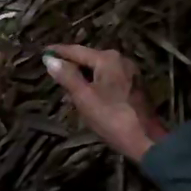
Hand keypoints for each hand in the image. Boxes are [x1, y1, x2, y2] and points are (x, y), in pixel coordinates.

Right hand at [43, 45, 166, 163]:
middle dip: (72, 64)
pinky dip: (95, 83)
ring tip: (66, 82)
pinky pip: (109, 78)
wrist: (146, 139)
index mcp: (108, 58)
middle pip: (90, 58)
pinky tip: (87, 93)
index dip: (59, 51)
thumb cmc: (111, 117)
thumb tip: (50, 59)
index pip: (77, 50)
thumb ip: (67, 76)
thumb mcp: (84, 97)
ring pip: (100, 69)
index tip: (44, 51)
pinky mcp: (134, 86)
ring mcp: (130, 72)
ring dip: (83, 75)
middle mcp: (121, 60)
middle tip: (53, 69)